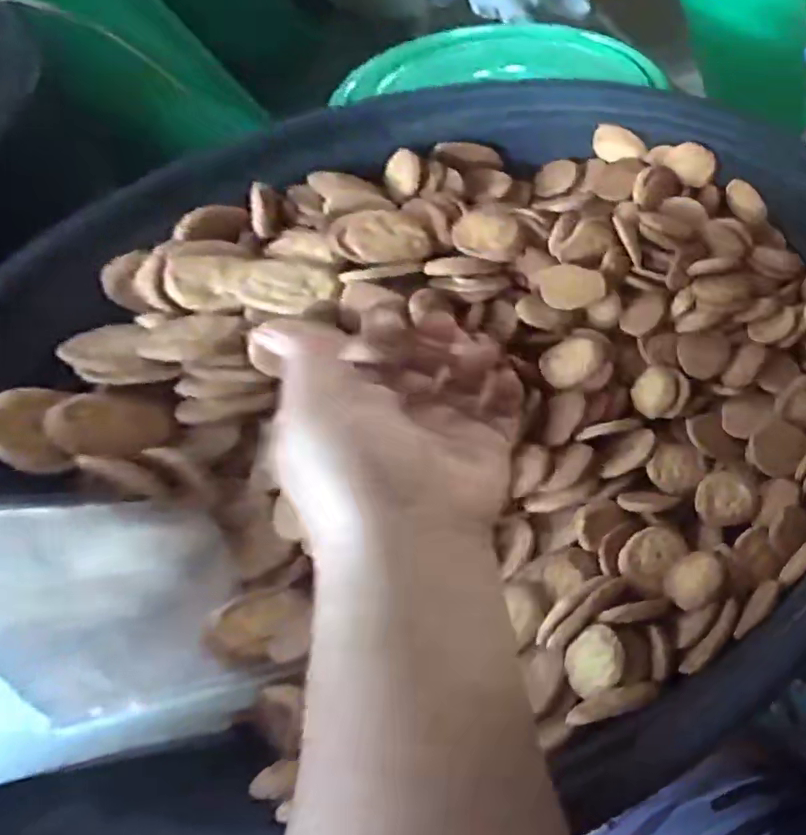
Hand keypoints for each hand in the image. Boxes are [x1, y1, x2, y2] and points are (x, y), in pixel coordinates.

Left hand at [252, 312, 519, 556]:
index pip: (363, 360)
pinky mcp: (488, 445)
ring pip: (461, 383)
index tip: (396, 309)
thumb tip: (272, 325)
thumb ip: (310, 357)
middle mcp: (394, 419)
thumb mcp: (314, 402)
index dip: (378, 332)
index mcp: (343, 409)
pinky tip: (505, 371)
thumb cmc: (354, 459)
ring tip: (479, 346)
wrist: (416, 525)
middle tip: (445, 320)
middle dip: (429, 340)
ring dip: (469, 358)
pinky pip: (501, 408)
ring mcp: (445, 433)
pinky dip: (505, 386)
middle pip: (417, 366)